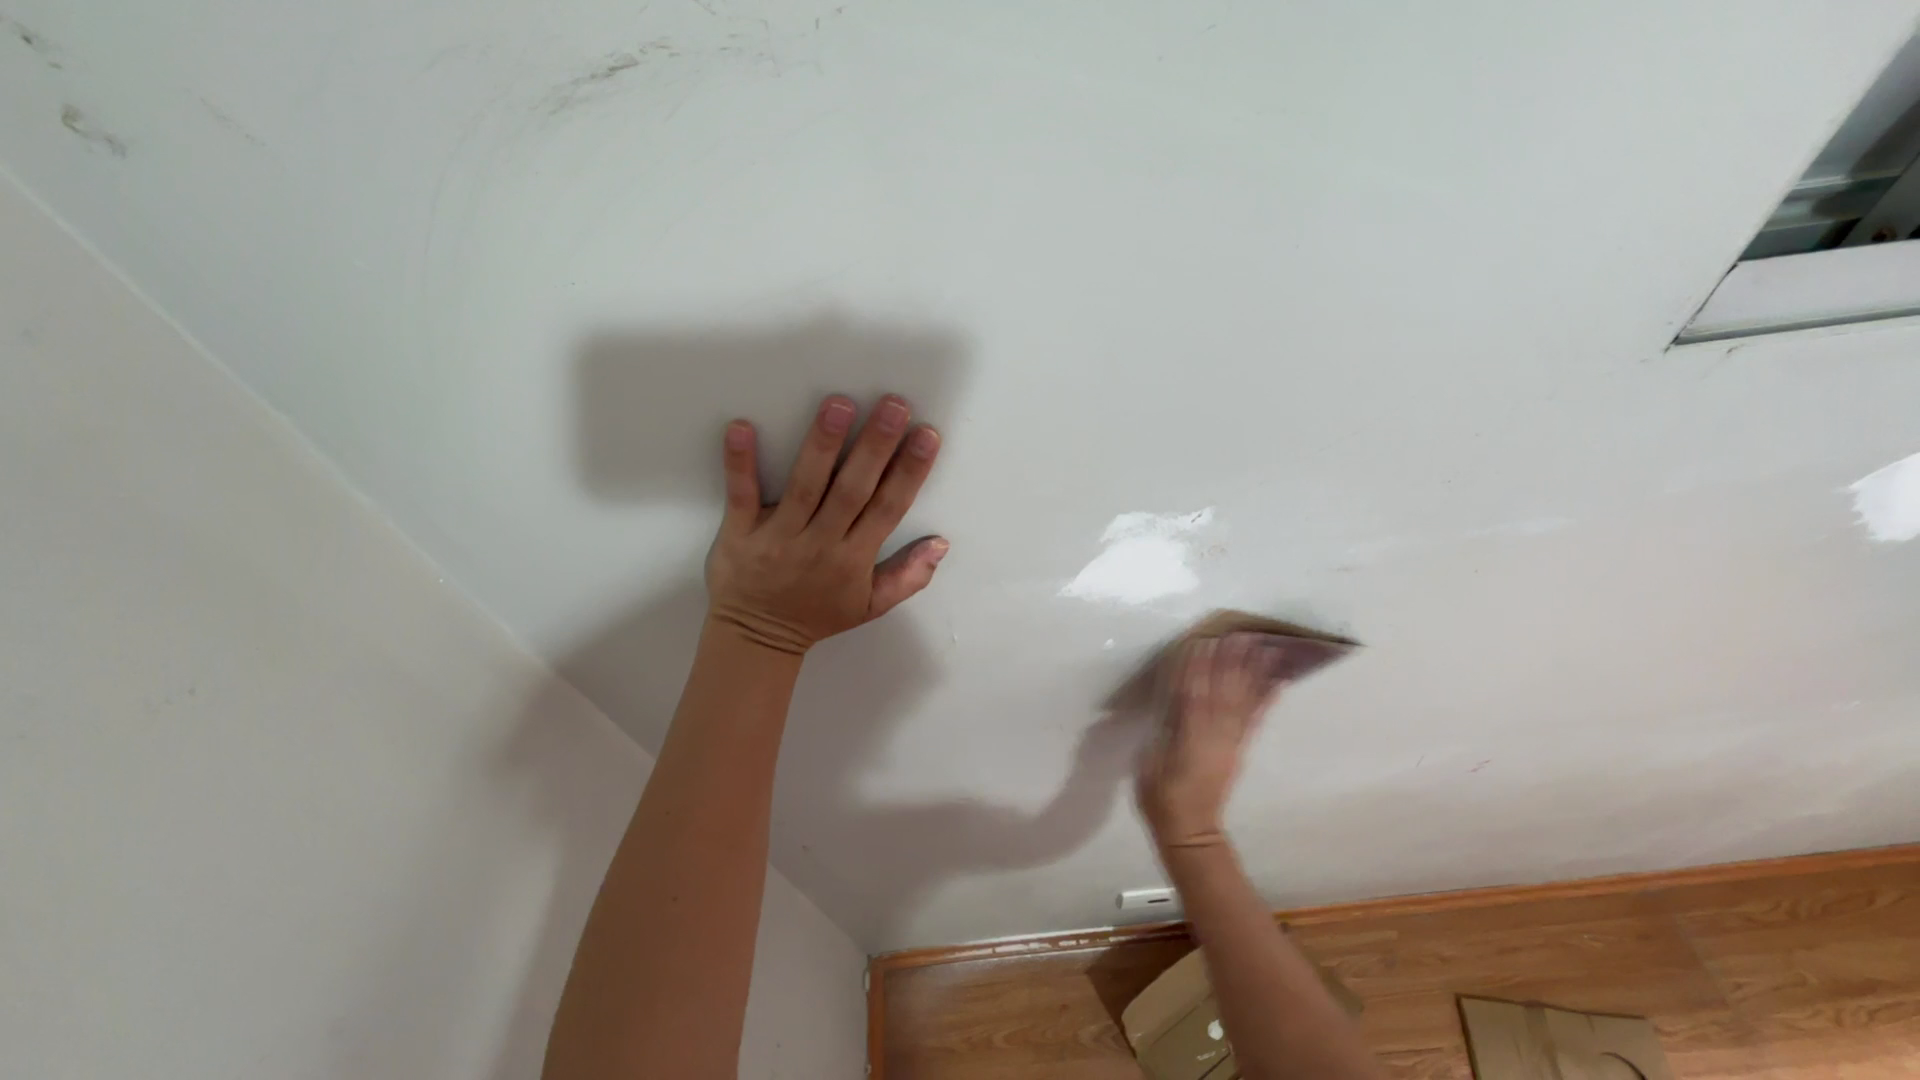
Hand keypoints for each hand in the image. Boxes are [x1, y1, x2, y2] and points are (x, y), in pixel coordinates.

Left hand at [706, 394, 945, 654]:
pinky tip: (742, 428)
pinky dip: (741, 464)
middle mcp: (820, 544)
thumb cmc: (817, 616)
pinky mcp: (739, 534)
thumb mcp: (870, 606)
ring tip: (839, 405)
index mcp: (854, 559)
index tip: (927, 435)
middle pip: (852, 490)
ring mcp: (778, 537)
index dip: (910, 472)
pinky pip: (741, 496)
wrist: (756, 640)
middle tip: (893, 404)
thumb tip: (941, 543)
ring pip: (805, 487)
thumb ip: (908, 576)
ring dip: (822, 445)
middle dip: (875, 447)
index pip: (888, 509)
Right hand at [1137, 634, 1287, 849]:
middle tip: (1240, 633)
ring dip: (1252, 672)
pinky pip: (1255, 721)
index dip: (1197, 667)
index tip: (1202, 640)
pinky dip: (1267, 700)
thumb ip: (1164, 729)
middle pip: (1222, 692)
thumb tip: (1172, 699)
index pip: (1192, 694)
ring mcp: (1230, 742)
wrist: (1189, 829)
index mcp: (1187, 739)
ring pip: (1242, 701)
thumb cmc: (1160, 795)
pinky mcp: (1240, 749)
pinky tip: (1277, 682)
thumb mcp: (1150, 761)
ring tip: (1263, 647)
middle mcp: (1213, 736)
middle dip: (1230, 661)